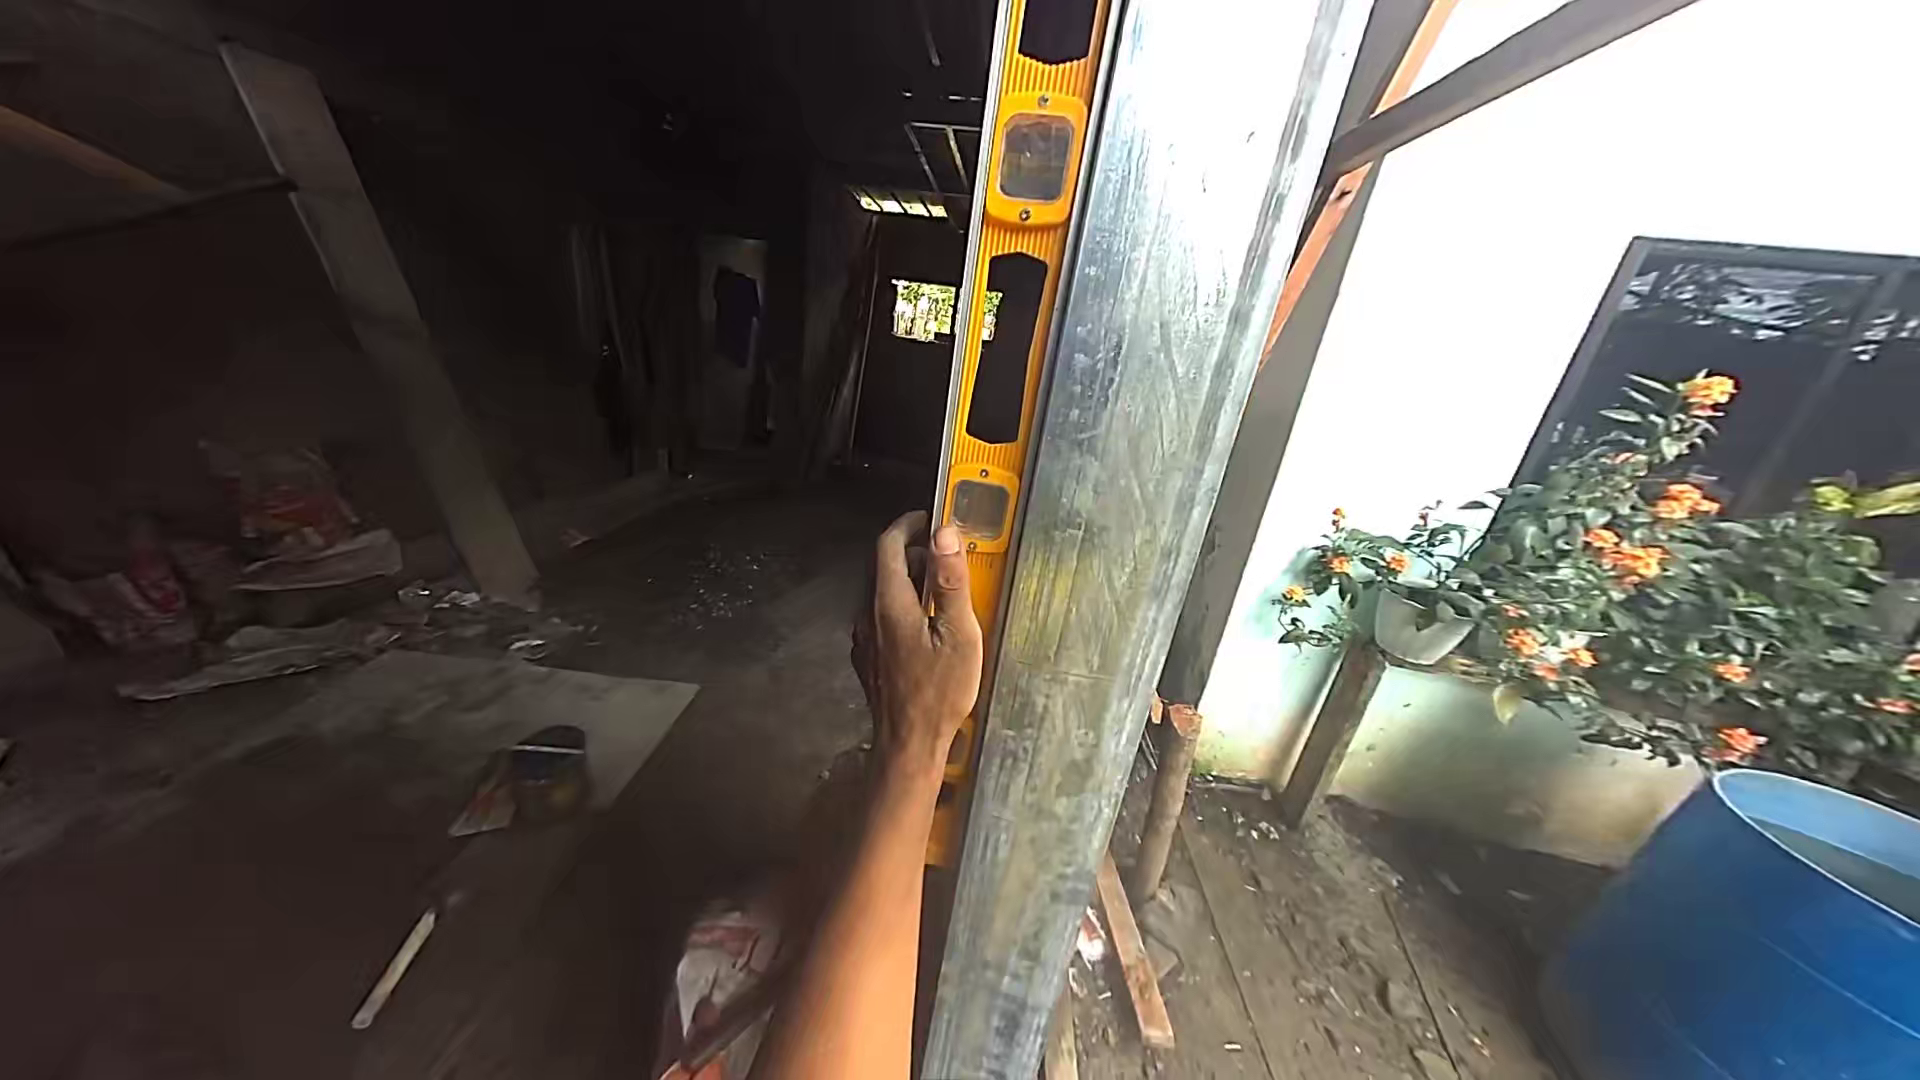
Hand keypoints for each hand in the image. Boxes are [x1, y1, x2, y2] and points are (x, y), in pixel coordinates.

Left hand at [852, 511, 983, 777]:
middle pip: (884, 565)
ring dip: (908, 580)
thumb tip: (946, 535)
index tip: (929, 520)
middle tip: (946, 558)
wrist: (909, 744)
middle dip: (914, 553)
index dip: (908, 525)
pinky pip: (881, 614)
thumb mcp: (958, 633)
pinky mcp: (867, 655)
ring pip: (882, 590)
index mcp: (889, 603)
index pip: (888, 545)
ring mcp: (864, 637)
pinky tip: (926, 625)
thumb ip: (950, 581)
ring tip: (941, 592)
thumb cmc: (938, 692)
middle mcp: (868, 614)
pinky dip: (901, 604)